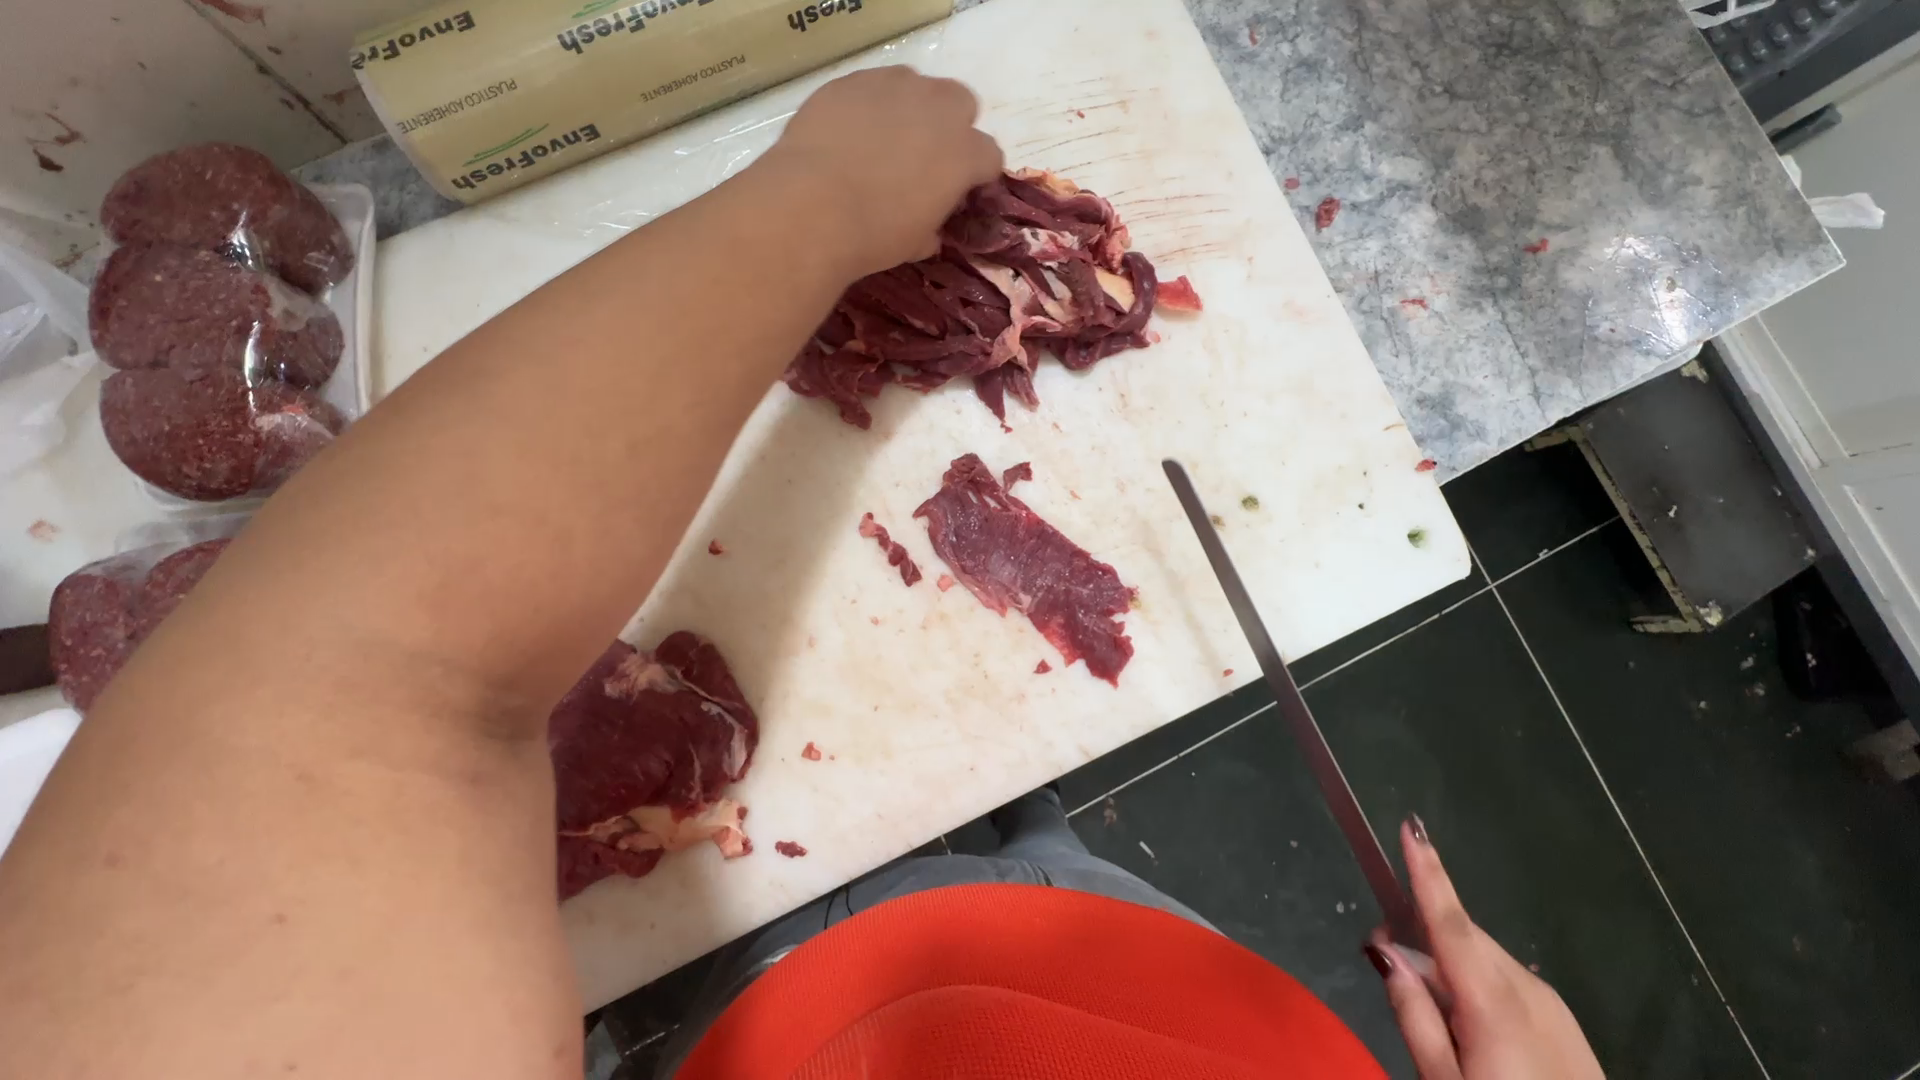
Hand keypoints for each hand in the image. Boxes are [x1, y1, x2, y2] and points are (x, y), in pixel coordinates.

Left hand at [758, 66, 1004, 275]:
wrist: (812, 206)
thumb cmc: (874, 234)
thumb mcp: (914, 243)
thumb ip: (932, 228)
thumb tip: (930, 232)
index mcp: (964, 154)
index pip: (990, 157)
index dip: (976, 175)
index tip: (959, 192)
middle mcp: (937, 109)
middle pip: (961, 103)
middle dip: (950, 126)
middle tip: (924, 158)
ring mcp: (893, 87)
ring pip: (916, 85)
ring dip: (910, 108)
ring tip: (884, 140)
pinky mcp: (852, 81)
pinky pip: (871, 86)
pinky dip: (869, 105)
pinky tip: (849, 133)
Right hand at [1368, 818, 1604, 1079]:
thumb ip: (1413, 1014)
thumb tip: (1387, 954)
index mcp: (1493, 1001)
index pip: (1451, 921)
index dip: (1428, 873)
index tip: (1413, 826)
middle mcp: (1526, 988)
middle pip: (1461, 938)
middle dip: (1420, 936)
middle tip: (1384, 959)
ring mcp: (1551, 1004)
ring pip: (1482, 959)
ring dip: (1447, 964)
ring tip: (1429, 1008)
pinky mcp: (1564, 1021)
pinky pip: (1506, 981)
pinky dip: (1475, 984)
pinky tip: (1468, 1024)